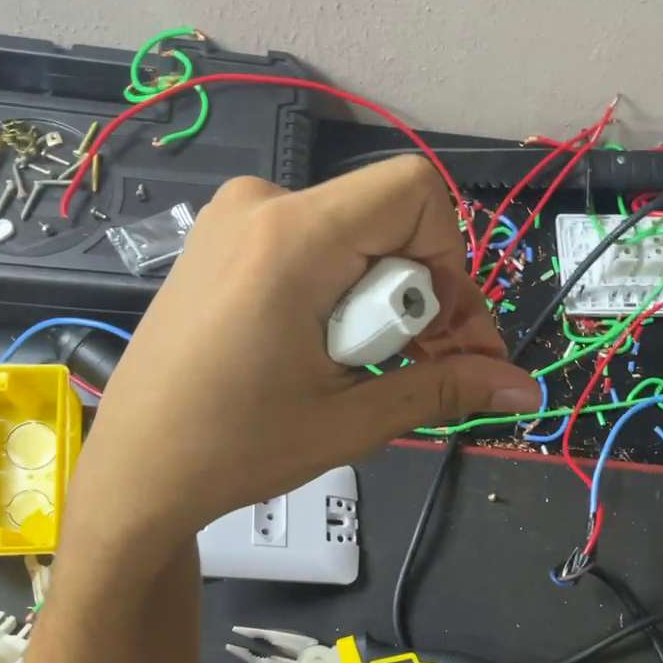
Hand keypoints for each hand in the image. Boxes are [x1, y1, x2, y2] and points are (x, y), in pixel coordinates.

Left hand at [64, 156, 538, 549]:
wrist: (137, 469)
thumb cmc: (236, 449)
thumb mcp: (352, 420)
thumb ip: (443, 389)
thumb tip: (525, 386)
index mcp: (292, 240)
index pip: (415, 192)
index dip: (449, 260)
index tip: (439, 334)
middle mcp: (261, 206)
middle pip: (387, 219)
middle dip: (418, 296)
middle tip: (416, 369)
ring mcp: (235, 221)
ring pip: (353, 236)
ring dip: (380, 302)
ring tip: (360, 372)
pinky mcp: (224, 244)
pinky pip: (314, 246)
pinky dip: (341, 295)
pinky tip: (324, 354)